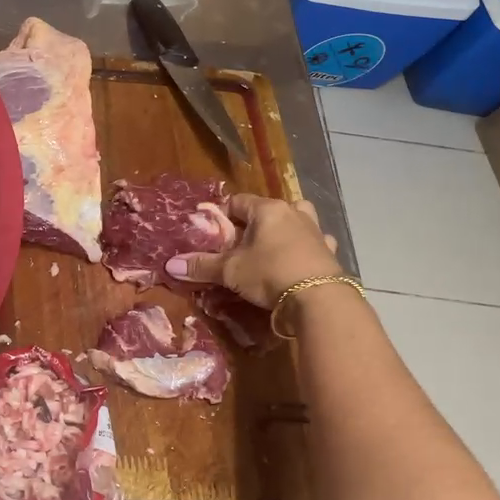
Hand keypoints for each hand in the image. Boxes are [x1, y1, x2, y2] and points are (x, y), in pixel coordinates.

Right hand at [167, 194, 341, 307]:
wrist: (318, 298)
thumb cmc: (269, 273)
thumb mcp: (229, 271)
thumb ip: (201, 265)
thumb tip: (170, 265)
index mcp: (268, 210)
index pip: (238, 201)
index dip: (221, 215)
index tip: (212, 232)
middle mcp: (294, 213)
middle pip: (268, 208)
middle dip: (253, 222)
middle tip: (239, 242)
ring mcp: (315, 230)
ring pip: (296, 220)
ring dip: (284, 229)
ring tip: (270, 246)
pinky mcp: (329, 251)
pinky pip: (314, 242)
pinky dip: (304, 247)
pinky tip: (296, 260)